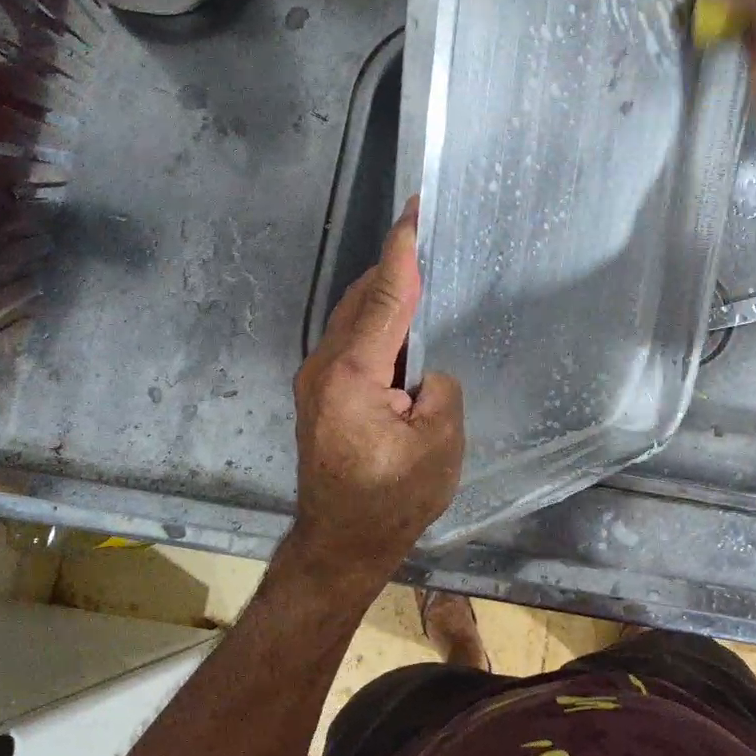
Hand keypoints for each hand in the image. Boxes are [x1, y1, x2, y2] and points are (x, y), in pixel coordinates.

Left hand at [290, 196, 463, 579]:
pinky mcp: (319, 395)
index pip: (386, 297)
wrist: (341, 544)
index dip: (404, 251)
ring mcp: (316, 380)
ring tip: (422, 279)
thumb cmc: (392, 501)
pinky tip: (402, 330)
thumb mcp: (439, 446)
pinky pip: (350, 343)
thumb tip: (424, 375)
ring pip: (352, 318)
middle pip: (362, 299)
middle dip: (395, 267)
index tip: (415, 210)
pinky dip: (377, 326)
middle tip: (428, 240)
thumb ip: (439, 391)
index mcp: (353, 374)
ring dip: (385, 297)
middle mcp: (324, 366)